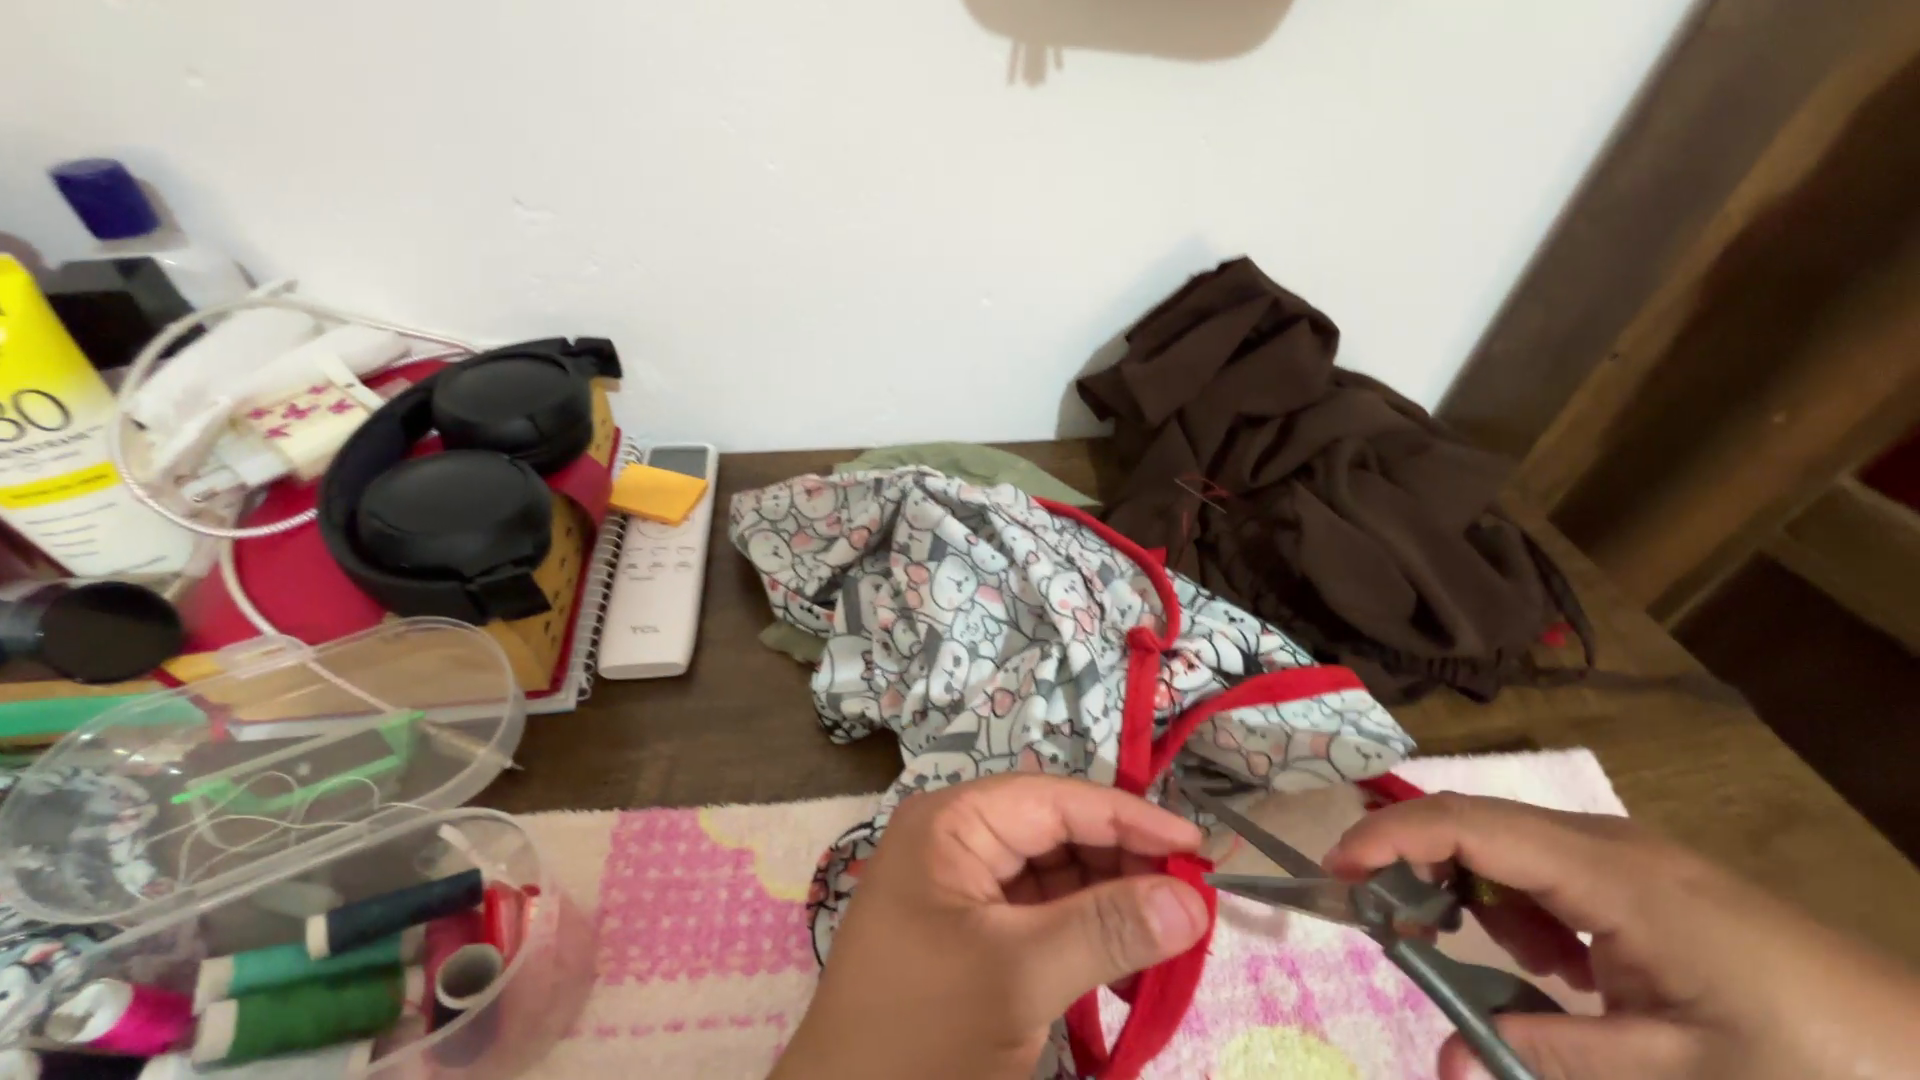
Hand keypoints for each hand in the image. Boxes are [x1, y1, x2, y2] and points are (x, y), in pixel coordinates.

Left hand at [770, 774, 1210, 1079]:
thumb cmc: (920, 1033)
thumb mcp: (1017, 976)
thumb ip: (1107, 929)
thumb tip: (1195, 898)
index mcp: (951, 823)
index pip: (1056, 799)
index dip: (1130, 818)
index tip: (1200, 849)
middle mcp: (956, 842)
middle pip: (1060, 834)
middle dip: (1125, 867)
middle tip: (1191, 907)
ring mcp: (963, 890)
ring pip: (1058, 878)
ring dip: (1113, 908)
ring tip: (1170, 944)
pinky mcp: (973, 937)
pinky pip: (1044, 918)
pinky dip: (1089, 939)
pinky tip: (1130, 971)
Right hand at [1324, 794, 1919, 1079]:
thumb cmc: (1815, 1064)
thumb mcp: (1673, 1076)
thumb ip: (1544, 1056)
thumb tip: (1441, 1059)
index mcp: (1613, 874)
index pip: (1470, 825)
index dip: (1391, 836)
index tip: (1336, 871)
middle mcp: (1612, 846)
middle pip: (1479, 823)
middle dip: (1414, 860)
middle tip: (1380, 922)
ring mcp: (1633, 860)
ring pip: (1509, 846)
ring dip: (1468, 891)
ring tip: (1466, 956)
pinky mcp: (1648, 884)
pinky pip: (1551, 875)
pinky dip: (1519, 912)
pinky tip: (1547, 966)